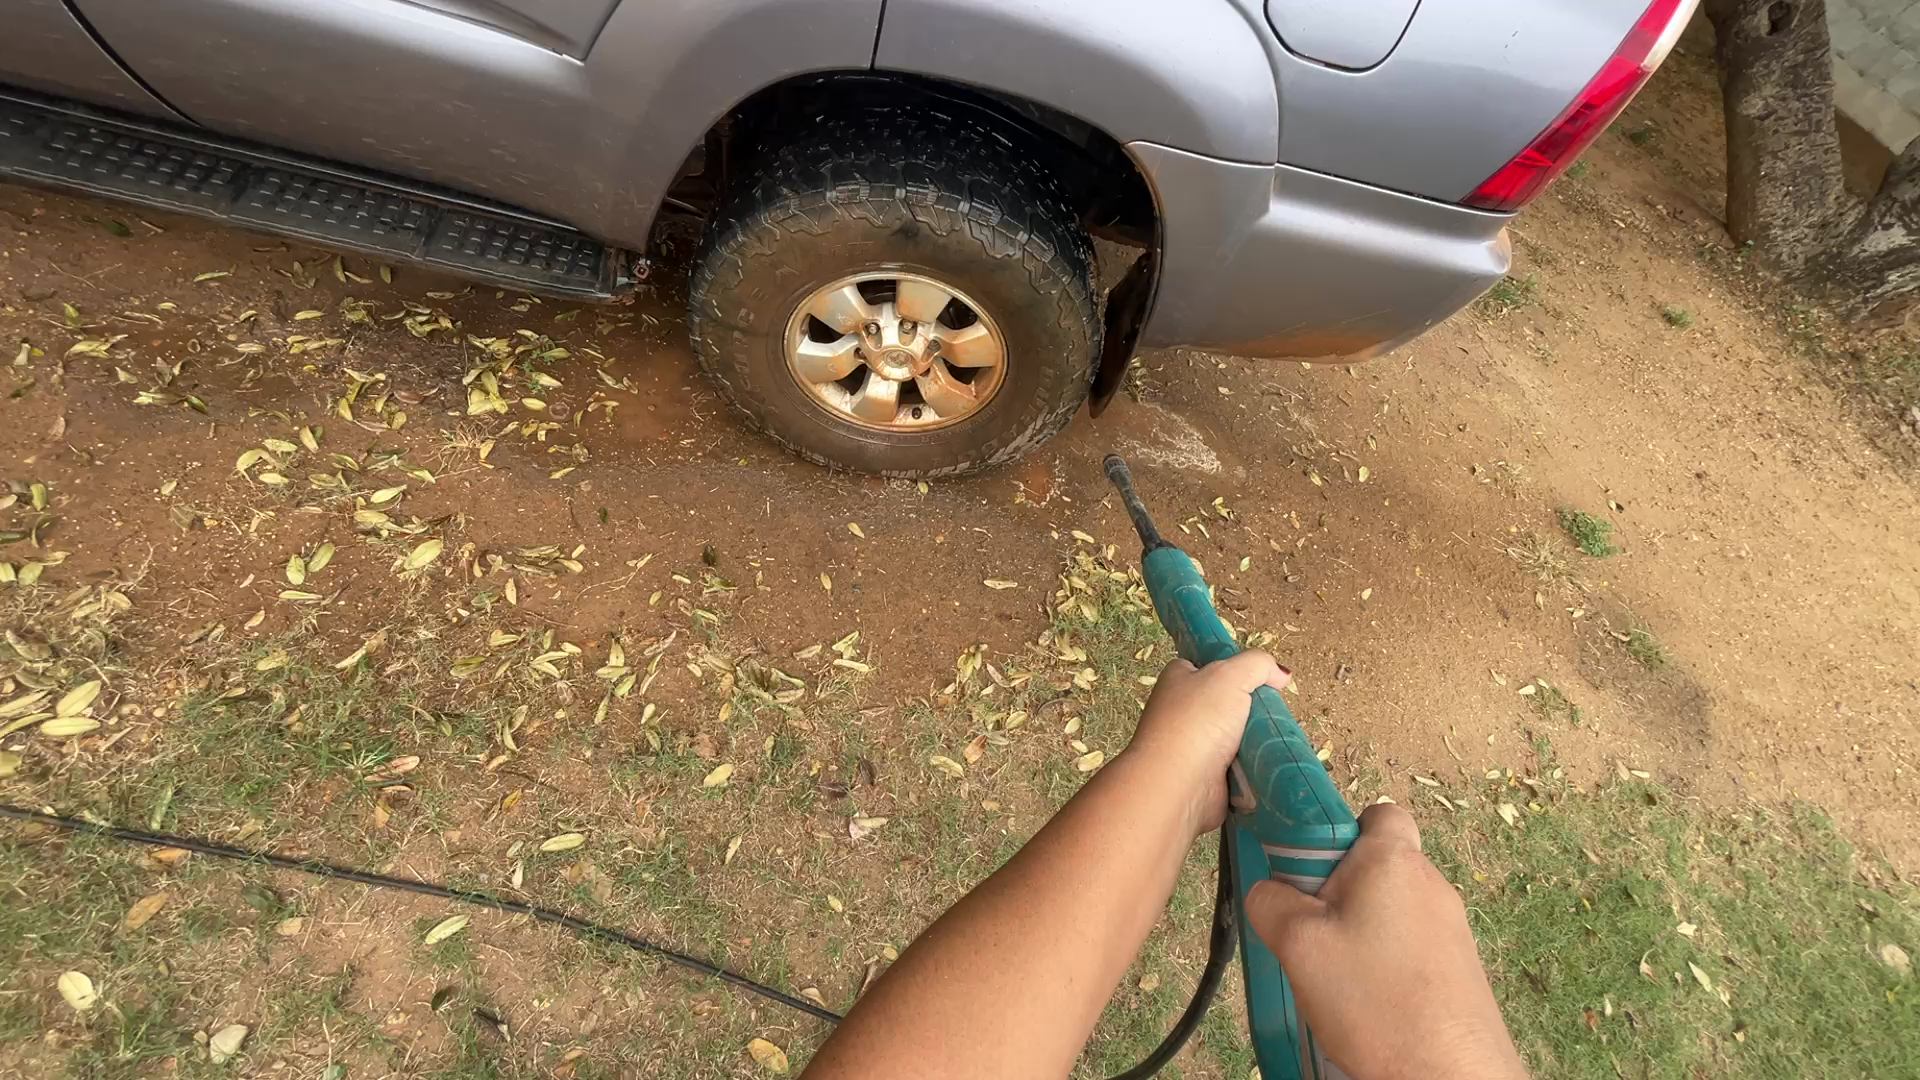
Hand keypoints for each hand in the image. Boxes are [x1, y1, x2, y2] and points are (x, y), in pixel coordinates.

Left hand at [1125, 651, 1289, 836]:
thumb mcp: (1227, 676)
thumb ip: (1257, 665)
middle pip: (1232, 704)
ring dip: (1260, 742)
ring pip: (1240, 737)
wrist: (1178, 785)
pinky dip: (1257, 768)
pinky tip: (1274, 766)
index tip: (1267, 682)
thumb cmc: (1197, 722)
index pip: (1211, 666)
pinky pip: (1242, 767)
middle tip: (1277, 717)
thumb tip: (1281, 674)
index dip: (1239, 671)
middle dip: (1256, 711)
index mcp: (1179, 678)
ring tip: (1280, 742)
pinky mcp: (1211, 775)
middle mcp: (1184, 710)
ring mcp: (1196, 745)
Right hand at [1243, 803, 1528, 1079]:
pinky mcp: (1463, 974)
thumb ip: (1269, 899)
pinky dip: (1384, 958)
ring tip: (1334, 969)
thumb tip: (1271, 894)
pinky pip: (1410, 944)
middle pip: (1377, 863)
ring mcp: (1455, 933)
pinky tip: (1365, 998)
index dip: (1343, 828)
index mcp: (1394, 861)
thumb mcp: (1296, 941)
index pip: (1379, 812)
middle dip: (1339, 884)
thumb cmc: (1373, 998)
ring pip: (1391, 906)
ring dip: (1359, 925)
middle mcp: (1432, 886)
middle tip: (1311, 923)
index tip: (1312, 865)